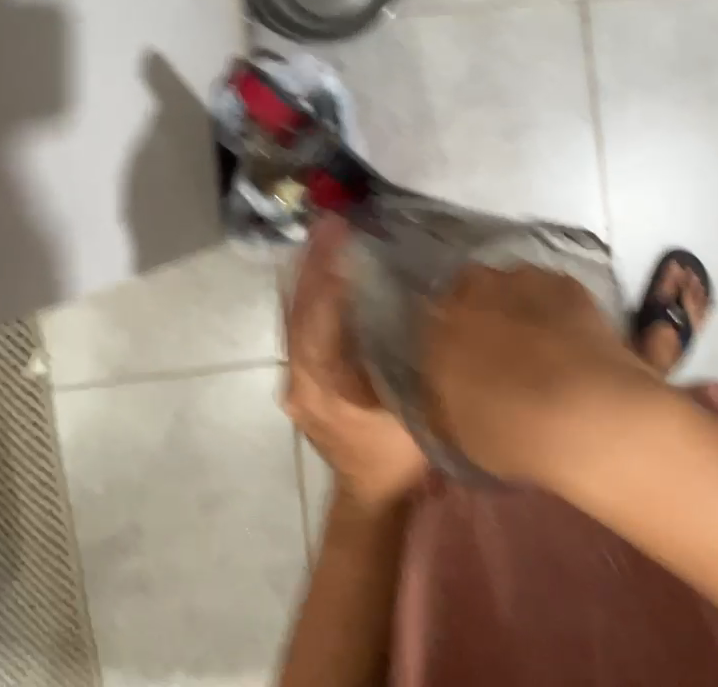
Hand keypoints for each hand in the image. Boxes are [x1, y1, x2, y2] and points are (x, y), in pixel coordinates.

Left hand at [282, 215, 427, 509]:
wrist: (373, 496)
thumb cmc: (399, 453)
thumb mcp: (415, 409)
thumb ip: (410, 362)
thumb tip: (424, 309)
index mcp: (323, 385)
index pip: (318, 316)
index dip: (328, 272)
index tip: (340, 233)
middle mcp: (298, 379)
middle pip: (298, 309)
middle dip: (313, 262)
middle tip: (331, 221)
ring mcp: (293, 380)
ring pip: (293, 316)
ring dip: (309, 275)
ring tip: (326, 235)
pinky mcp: (299, 381)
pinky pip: (298, 327)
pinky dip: (310, 295)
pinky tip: (324, 272)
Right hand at [420, 263, 666, 485]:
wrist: (585, 413)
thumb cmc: (510, 431)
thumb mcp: (457, 429)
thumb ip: (441, 399)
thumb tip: (442, 391)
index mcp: (437, 326)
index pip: (428, 321)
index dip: (442, 341)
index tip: (453, 362)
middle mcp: (474, 291)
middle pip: (466, 291)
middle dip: (475, 312)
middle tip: (491, 349)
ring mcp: (522, 280)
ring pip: (509, 285)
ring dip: (515, 305)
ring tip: (534, 343)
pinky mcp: (566, 283)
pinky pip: (549, 290)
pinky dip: (552, 308)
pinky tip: (566, 337)